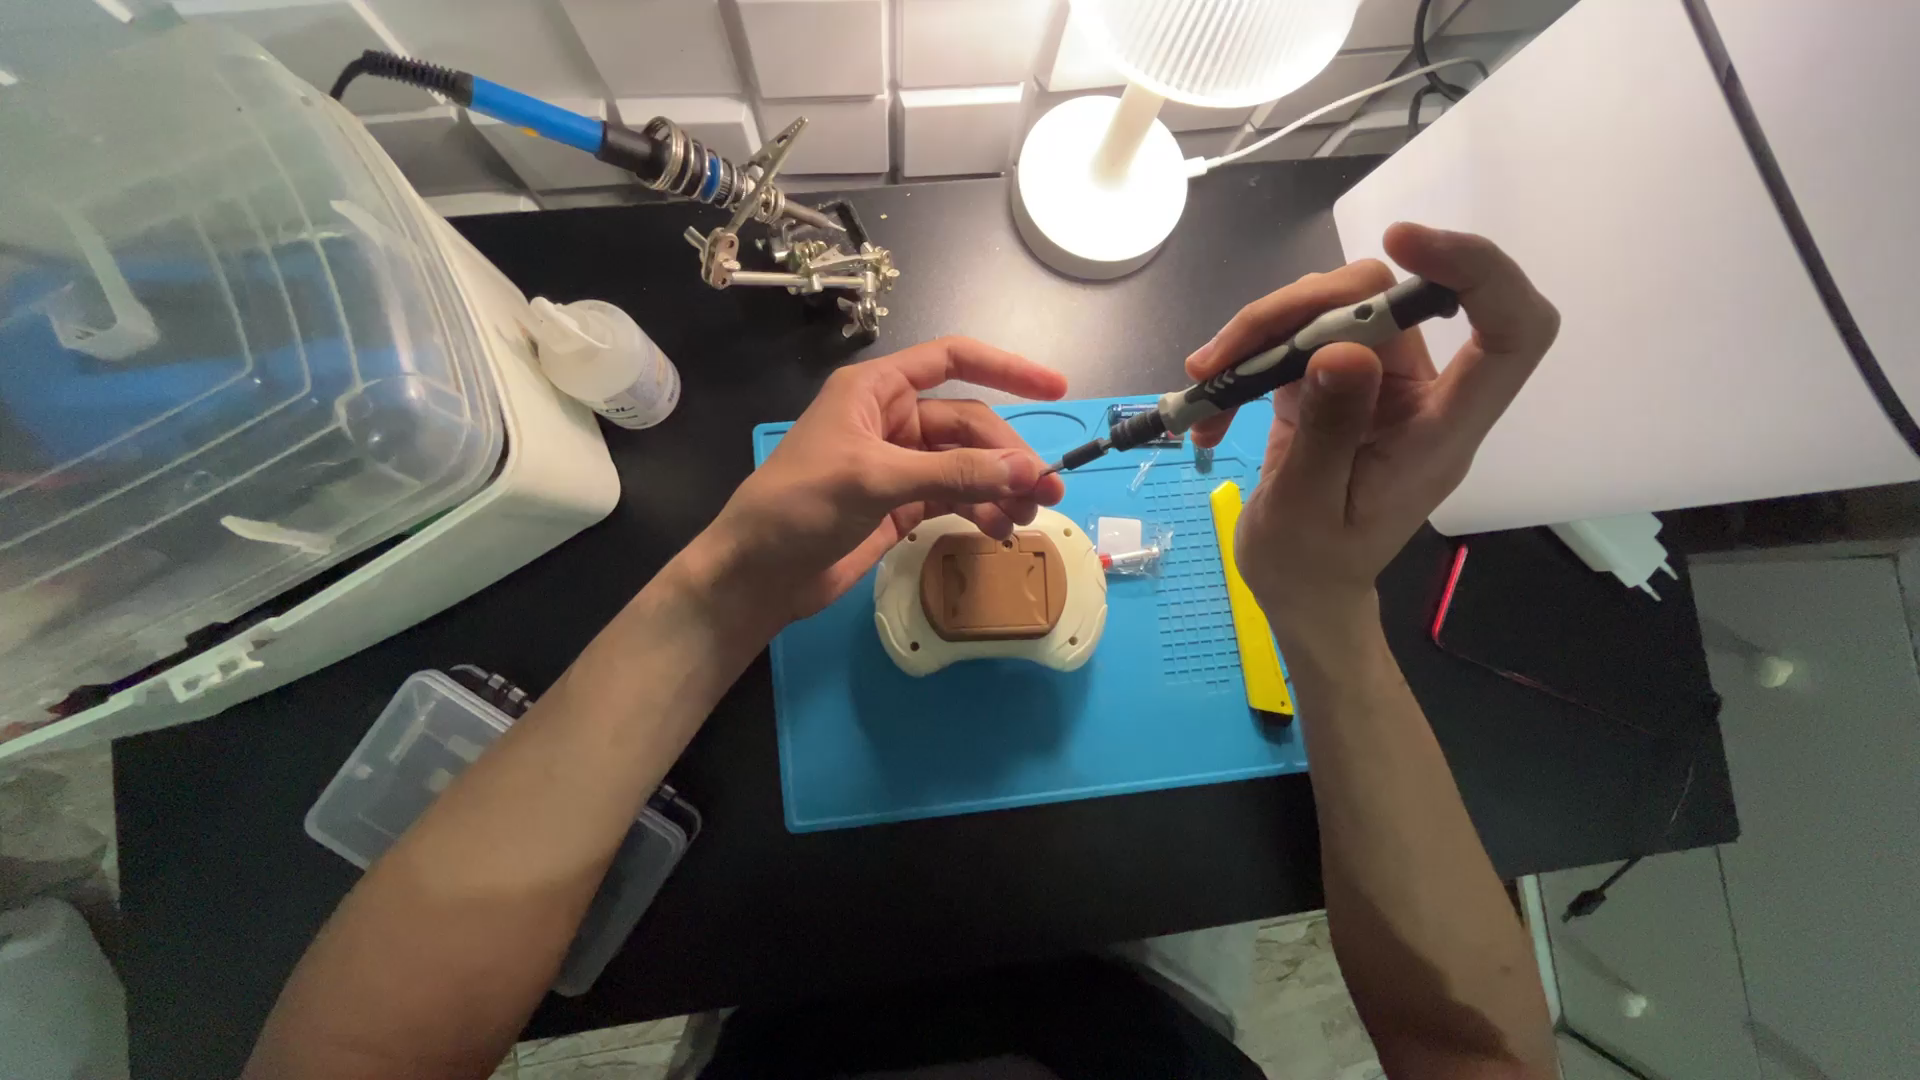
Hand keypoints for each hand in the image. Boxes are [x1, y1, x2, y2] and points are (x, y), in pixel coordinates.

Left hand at [696, 337, 1068, 627]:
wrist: (758, 574)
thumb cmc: (800, 506)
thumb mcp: (875, 480)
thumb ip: (952, 473)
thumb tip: (1025, 469)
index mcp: (877, 390)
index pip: (952, 360)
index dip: (1007, 369)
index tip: (1057, 390)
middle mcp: (893, 421)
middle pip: (969, 424)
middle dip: (1008, 455)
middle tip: (1047, 491)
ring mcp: (900, 465)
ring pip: (967, 465)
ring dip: (1000, 487)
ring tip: (1029, 517)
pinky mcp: (902, 505)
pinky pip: (955, 497)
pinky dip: (980, 510)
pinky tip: (1000, 529)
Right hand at [1186, 224, 1558, 646]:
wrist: (1296, 591)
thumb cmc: (1309, 567)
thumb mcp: (1306, 509)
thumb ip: (1327, 432)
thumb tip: (1342, 348)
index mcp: (1440, 430)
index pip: (1509, 332)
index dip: (1477, 271)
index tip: (1402, 243)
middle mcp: (1414, 396)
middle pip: (1382, 303)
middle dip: (1297, 311)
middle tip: (1224, 353)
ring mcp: (1368, 388)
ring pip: (1326, 314)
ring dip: (1256, 336)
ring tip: (1203, 381)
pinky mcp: (1326, 390)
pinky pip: (1290, 348)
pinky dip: (1243, 367)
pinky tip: (1209, 411)